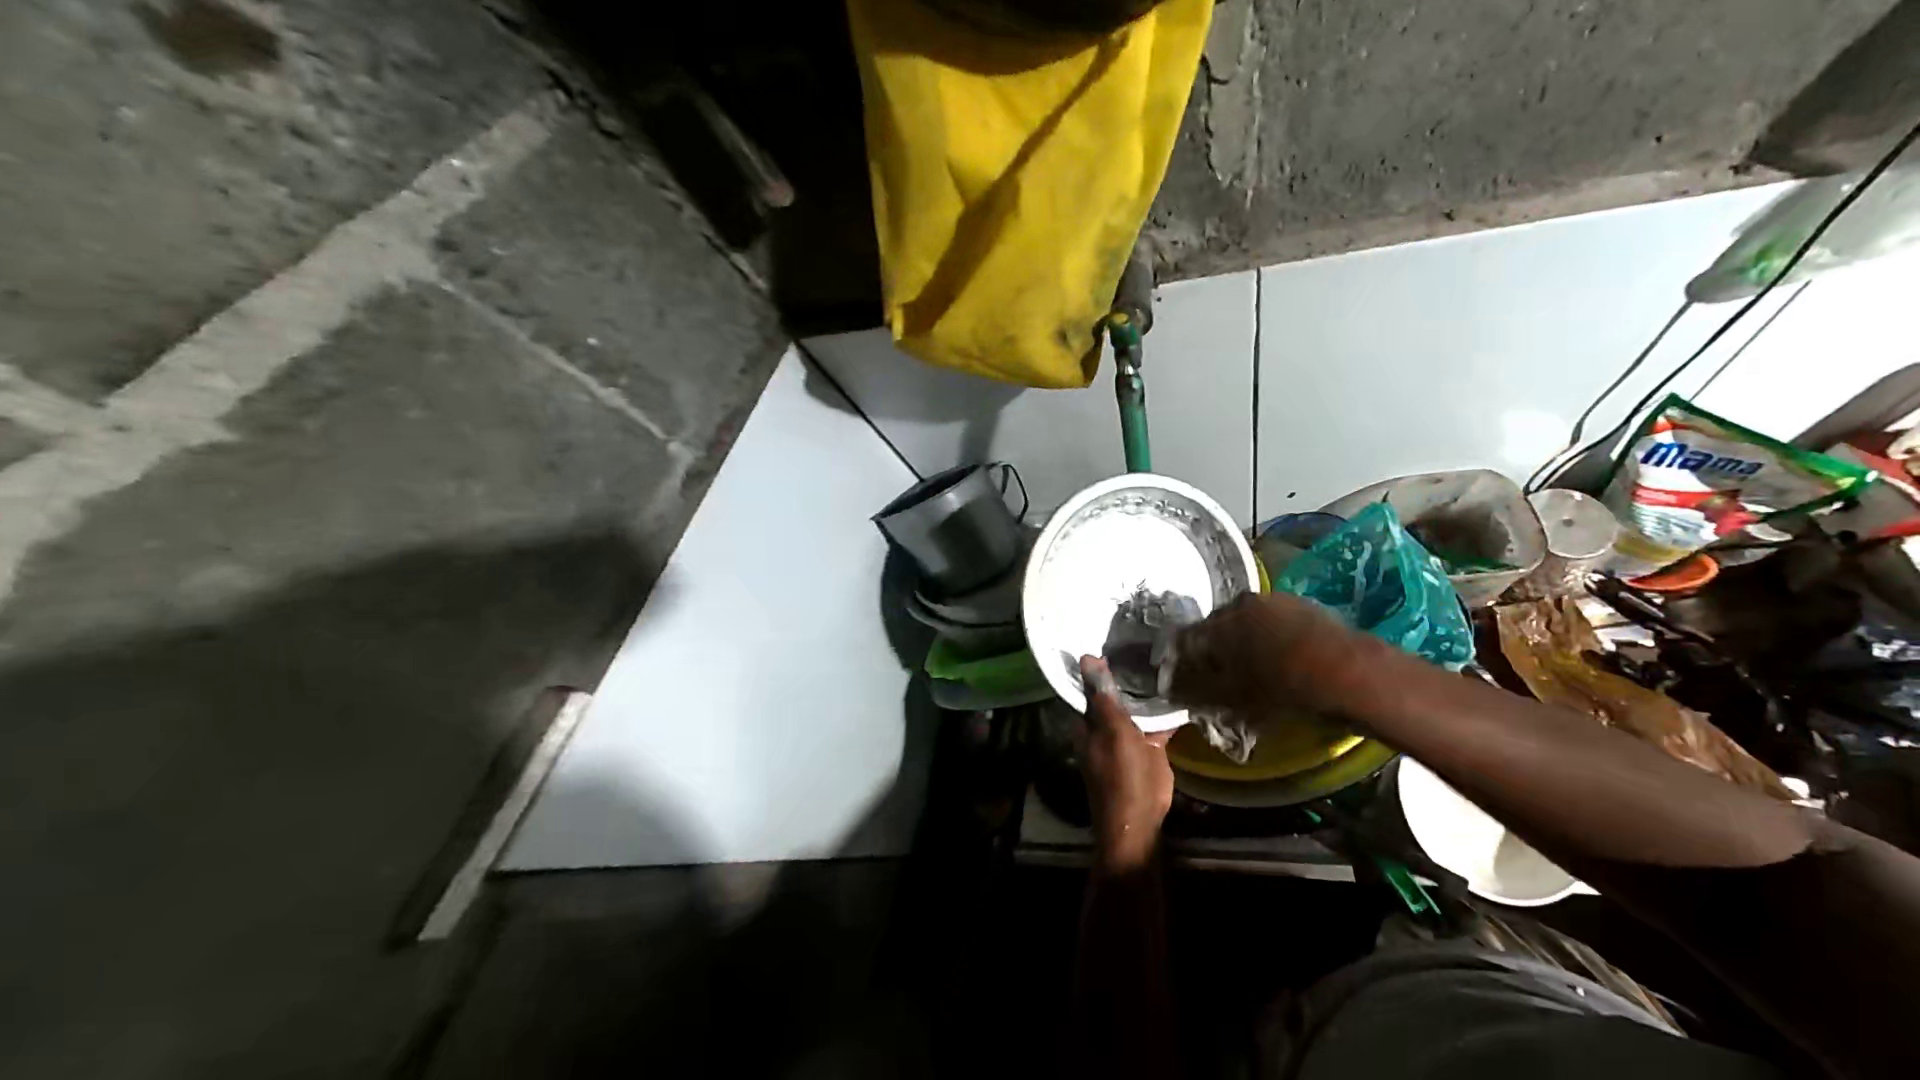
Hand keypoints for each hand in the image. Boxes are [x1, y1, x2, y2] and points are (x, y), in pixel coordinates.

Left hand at [1078, 656, 1173, 873]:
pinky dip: (1165, 713)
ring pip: (1135, 709)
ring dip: (1148, 692)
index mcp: (1086, 722)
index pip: (1089, 685)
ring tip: (1168, 661)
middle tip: (1150, 644)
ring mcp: (1125, 739)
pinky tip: (1183, 693)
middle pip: (1114, 696)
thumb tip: (1086, 657)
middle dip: (1128, 674)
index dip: (1100, 664)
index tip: (1118, 638)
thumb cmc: (1122, 775)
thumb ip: (1102, 696)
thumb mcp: (1113, 730)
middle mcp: (1102, 727)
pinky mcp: (1147, 750)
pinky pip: (1154, 724)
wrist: (1139, 822)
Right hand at [1168, 592, 1369, 714]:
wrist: (1349, 673)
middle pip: (1218, 627)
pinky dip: (1272, 637)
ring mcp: (1274, 599)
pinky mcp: (1303, 604)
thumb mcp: (1232, 698)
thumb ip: (1195, 691)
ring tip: (1255, 668)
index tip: (1189, 678)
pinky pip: (1275, 622)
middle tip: (1223, 674)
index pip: (1187, 638)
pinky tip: (1282, 659)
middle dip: (1216, 649)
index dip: (1185, 660)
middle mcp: (1240, 601)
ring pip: (1248, 622)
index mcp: (1217, 621)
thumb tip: (1170, 688)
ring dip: (1246, 642)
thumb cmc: (1281, 687)